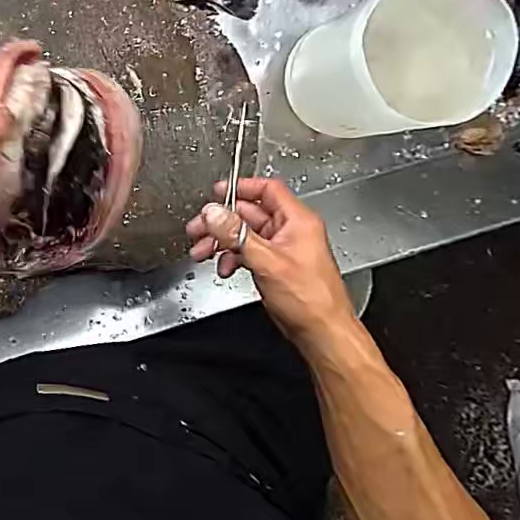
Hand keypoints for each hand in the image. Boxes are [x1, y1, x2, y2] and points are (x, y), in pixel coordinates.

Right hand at [185, 177, 351, 343]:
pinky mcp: (273, 264)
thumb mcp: (266, 261)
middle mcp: (290, 231)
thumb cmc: (310, 300)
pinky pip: (245, 251)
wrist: (321, 332)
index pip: (267, 190)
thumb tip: (213, 212)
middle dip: (219, 222)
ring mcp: (281, 248)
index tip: (217, 192)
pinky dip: (231, 257)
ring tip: (203, 251)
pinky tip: (225, 268)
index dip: (240, 187)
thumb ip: (236, 234)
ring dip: (220, 242)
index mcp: (297, 222)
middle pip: (247, 213)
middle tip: (198, 229)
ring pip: (243, 233)